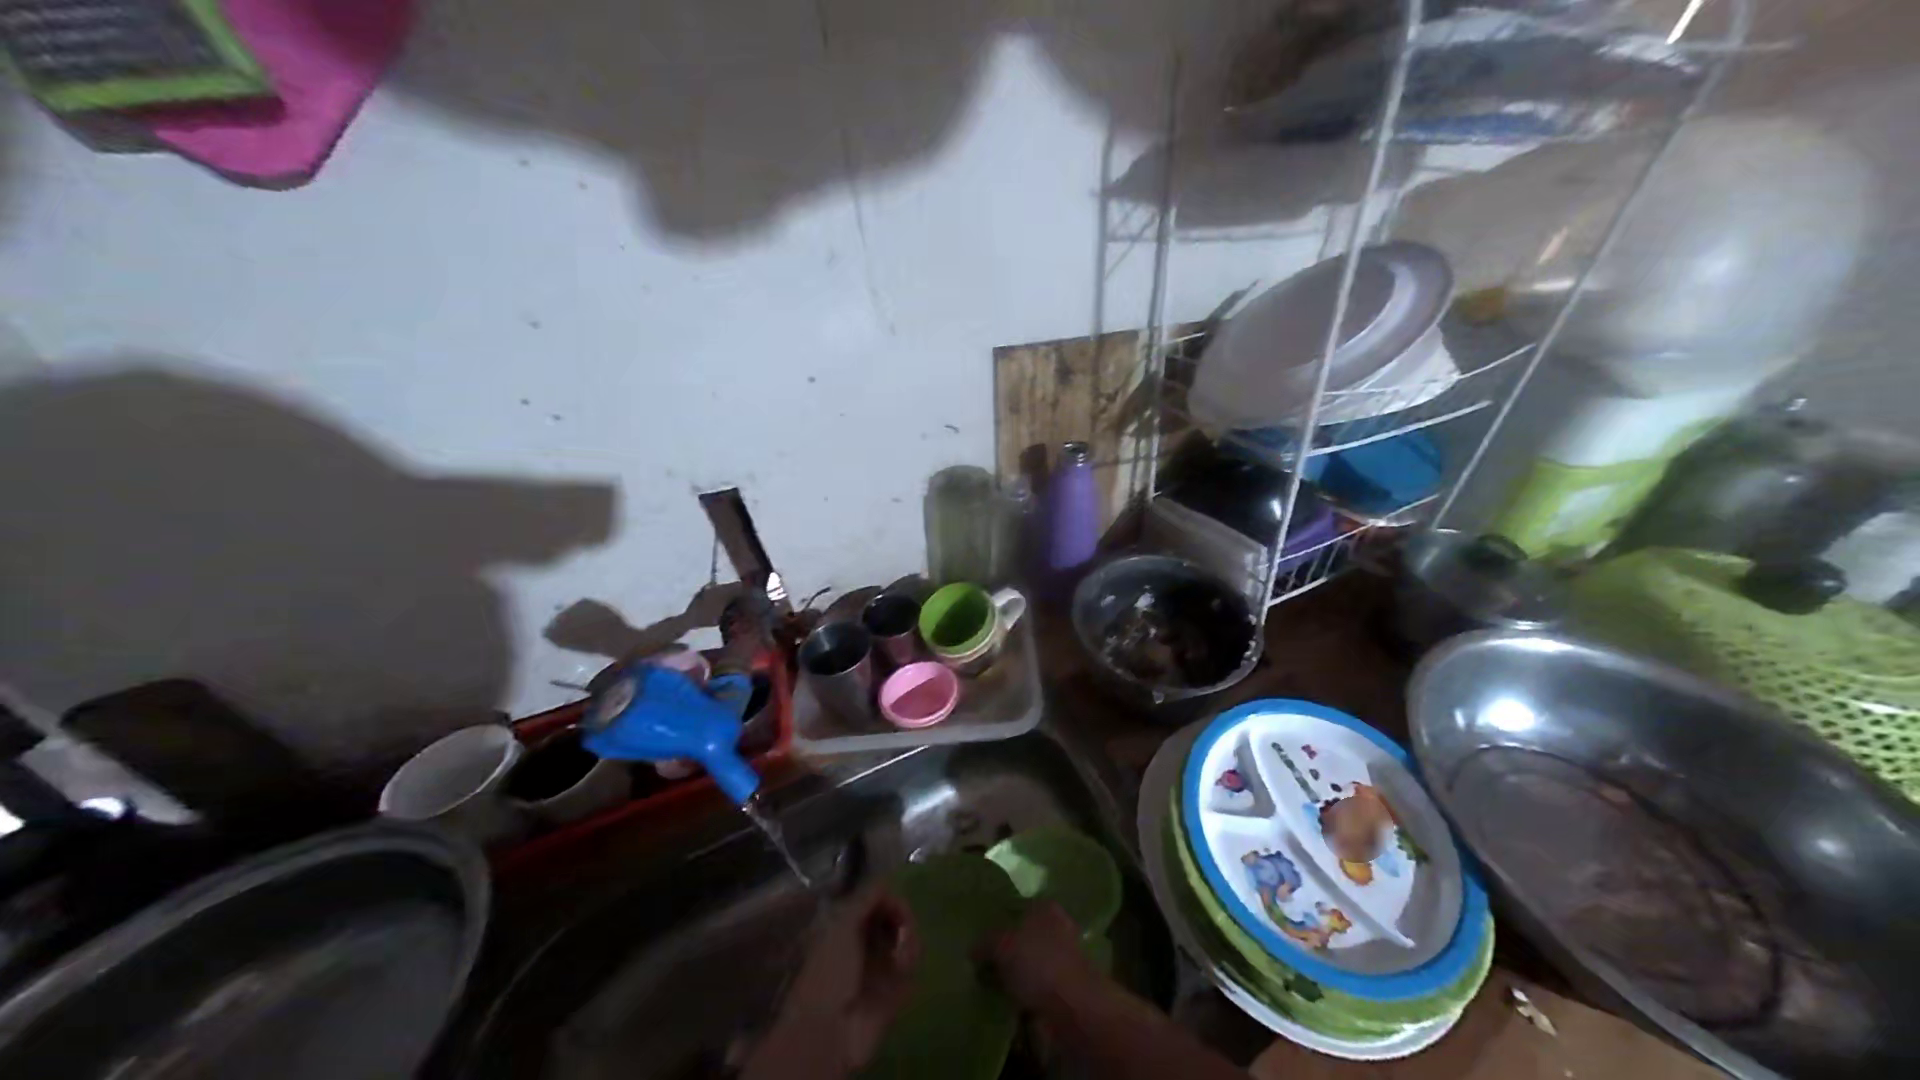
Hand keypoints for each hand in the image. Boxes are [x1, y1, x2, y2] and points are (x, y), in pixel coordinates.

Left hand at [744, 887, 918, 1079]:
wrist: (830, 1031)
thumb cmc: (830, 970)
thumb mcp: (843, 923)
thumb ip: (868, 896)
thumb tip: (888, 879)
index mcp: (845, 925)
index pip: (874, 900)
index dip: (886, 897)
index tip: (891, 900)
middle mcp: (863, 942)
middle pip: (893, 916)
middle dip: (902, 915)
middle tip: (903, 923)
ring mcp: (880, 966)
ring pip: (906, 937)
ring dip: (908, 937)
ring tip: (902, 950)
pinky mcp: (896, 988)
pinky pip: (912, 962)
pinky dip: (911, 957)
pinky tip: (904, 963)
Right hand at [985, 900, 1099, 1009]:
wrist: (1075, 1010)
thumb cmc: (1039, 964)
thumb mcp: (1002, 944)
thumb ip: (985, 942)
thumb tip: (973, 951)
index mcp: (1046, 909)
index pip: (1020, 906)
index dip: (1000, 918)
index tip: (981, 933)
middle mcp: (1058, 930)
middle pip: (1025, 936)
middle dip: (1007, 948)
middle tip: (980, 959)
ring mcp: (1063, 963)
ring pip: (1030, 964)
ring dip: (1014, 975)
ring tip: (987, 984)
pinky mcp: (1064, 993)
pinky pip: (1034, 990)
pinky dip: (1022, 996)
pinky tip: (1004, 1002)